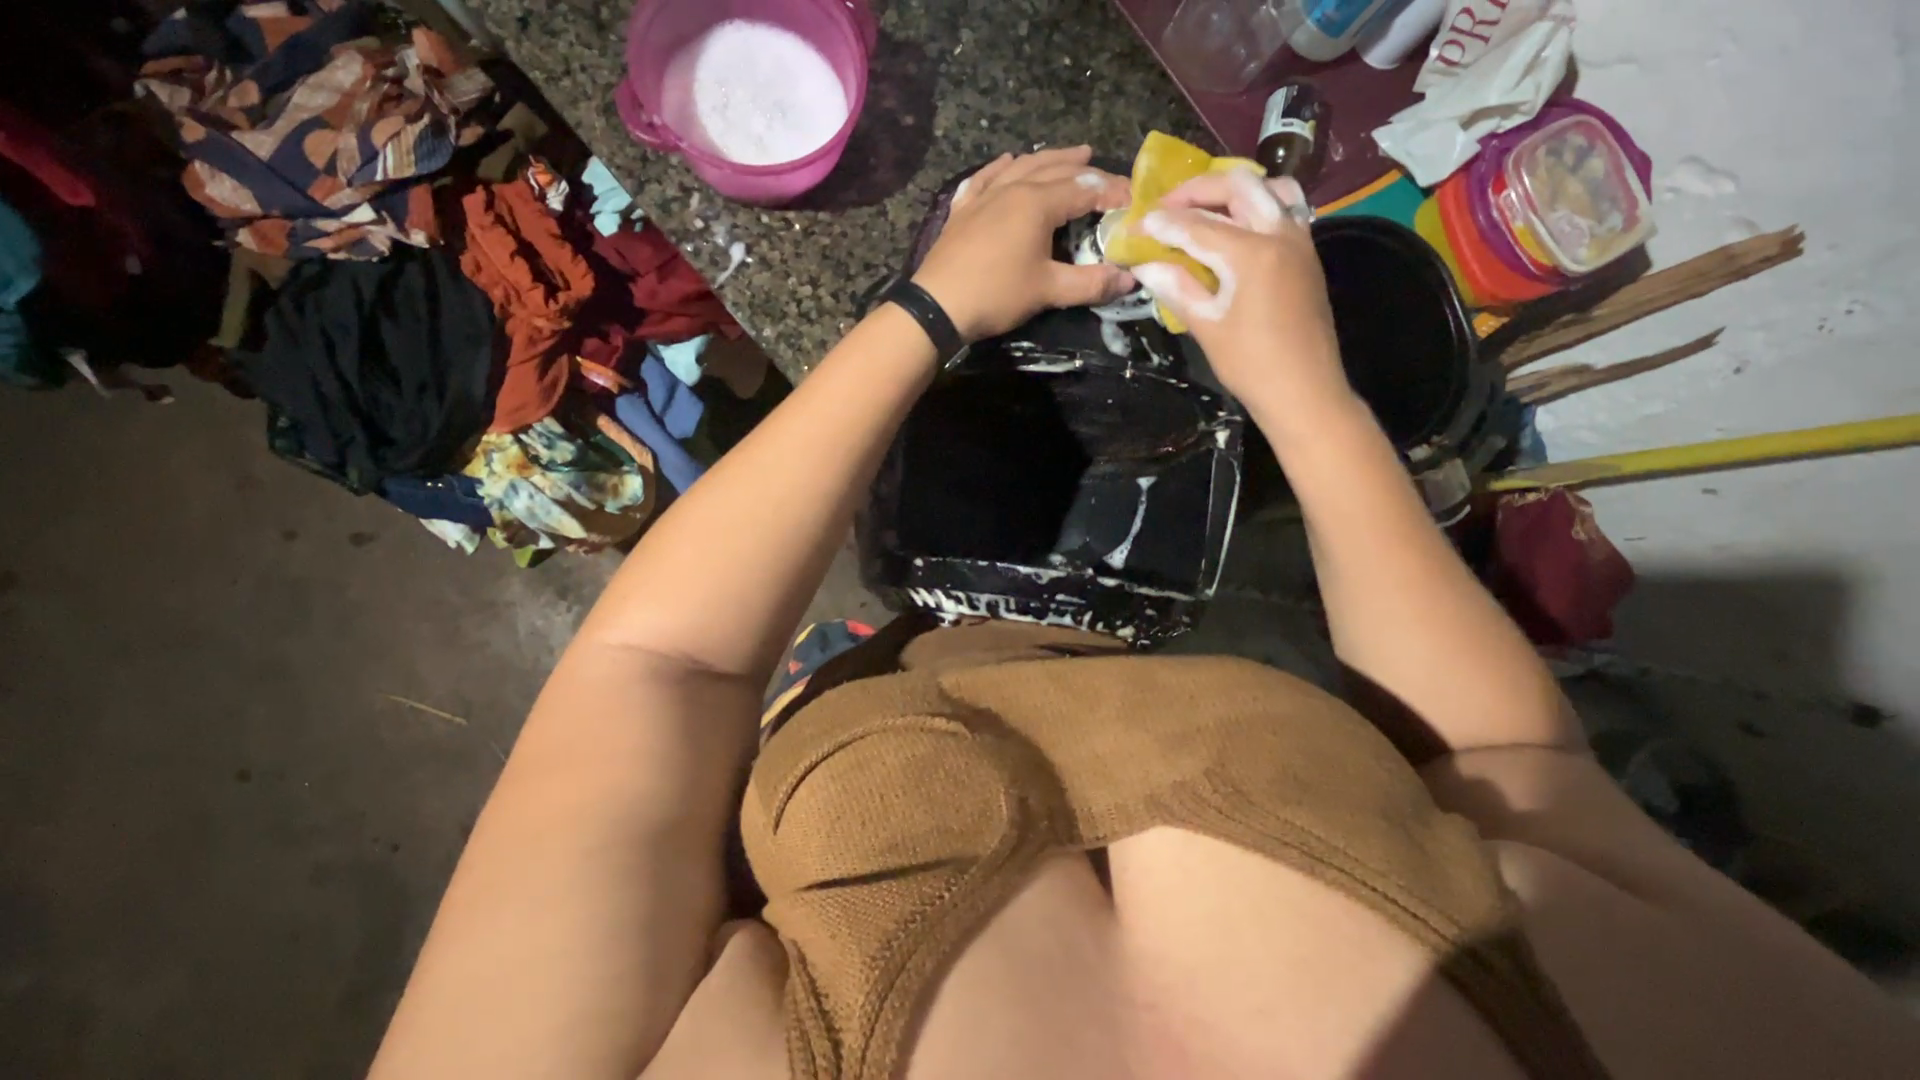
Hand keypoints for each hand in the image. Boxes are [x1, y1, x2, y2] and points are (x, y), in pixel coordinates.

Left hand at [910, 146, 1135, 341]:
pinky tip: (1006, 162)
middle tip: (1102, 166)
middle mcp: (1012, 189)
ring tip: (1067, 155)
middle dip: (1081, 168)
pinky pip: (984, 178)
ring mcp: (983, 197)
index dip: (1110, 192)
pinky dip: (1000, 168)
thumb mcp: (1048, 290)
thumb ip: (1091, 283)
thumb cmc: (996, 294)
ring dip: (1047, 159)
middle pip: (1053, 169)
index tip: (1131, 199)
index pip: (1083, 189)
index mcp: (1037, 203)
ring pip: (1020, 167)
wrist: (937, 306)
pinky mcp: (962, 210)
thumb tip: (1129, 279)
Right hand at [1129, 171, 1353, 415]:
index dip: (1162, 223)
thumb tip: (1144, 266)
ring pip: (1269, 189)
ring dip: (1234, 190)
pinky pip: (1286, 208)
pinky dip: (1259, 204)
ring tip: (1206, 208)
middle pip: (1238, 186)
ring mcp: (1299, 241)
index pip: (1197, 225)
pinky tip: (1237, 226)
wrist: (1305, 390)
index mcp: (1251, 253)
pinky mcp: (1307, 254)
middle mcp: (1279, 234)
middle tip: (1168, 206)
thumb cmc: (1251, 364)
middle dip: (1198, 190)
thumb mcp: (1206, 326)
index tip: (1136, 224)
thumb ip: (1176, 287)